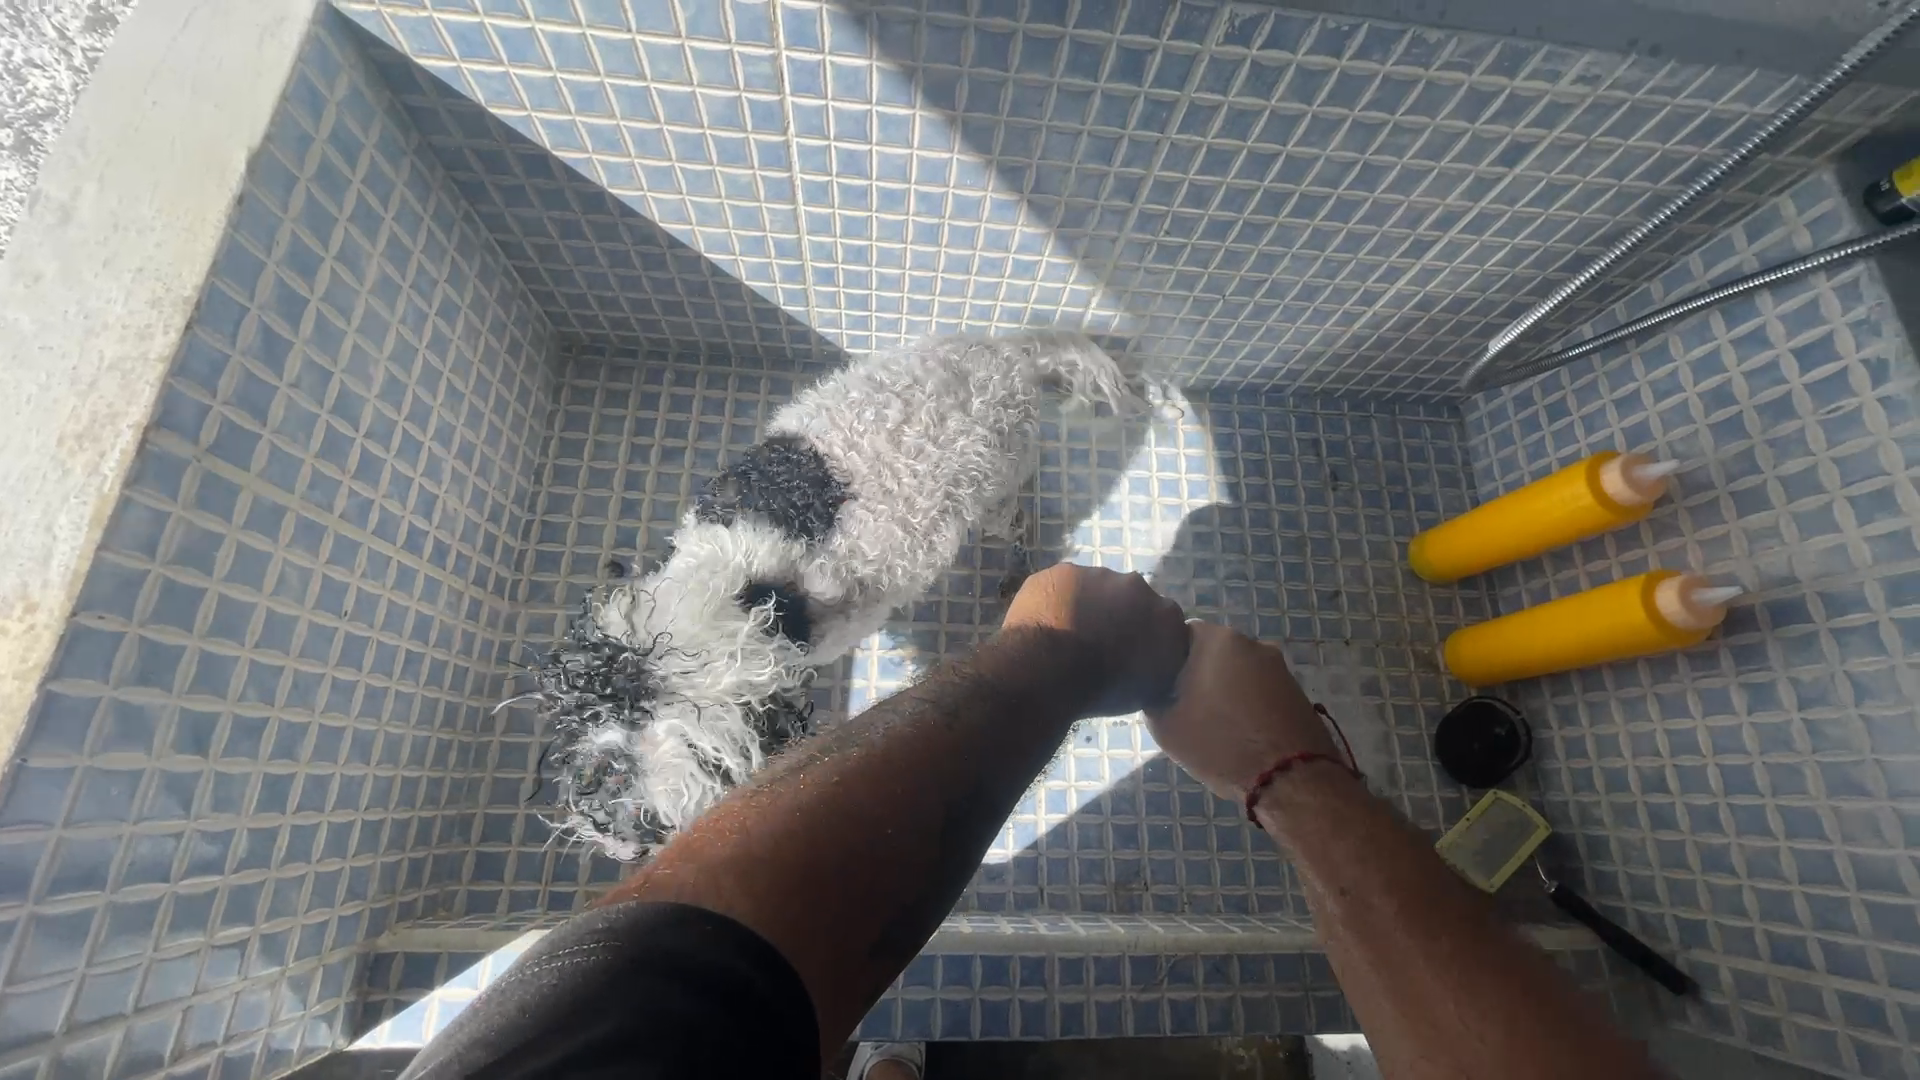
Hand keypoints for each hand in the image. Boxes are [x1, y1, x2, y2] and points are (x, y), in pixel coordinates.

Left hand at [1000, 564, 1187, 715]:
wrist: (1053, 669)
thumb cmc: (1104, 689)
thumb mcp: (1149, 688)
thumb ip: (1160, 663)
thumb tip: (1154, 660)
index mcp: (1166, 615)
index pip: (1161, 621)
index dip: (1143, 634)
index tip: (1128, 648)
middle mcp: (1138, 585)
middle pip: (1129, 597)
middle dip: (1116, 613)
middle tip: (1096, 639)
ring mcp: (1099, 574)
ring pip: (1095, 587)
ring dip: (1086, 603)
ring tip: (1067, 632)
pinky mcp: (1064, 571)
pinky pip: (1064, 585)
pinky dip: (1058, 599)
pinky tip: (1047, 620)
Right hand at [1145, 622, 1339, 801]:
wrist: (1291, 780)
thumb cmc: (1220, 743)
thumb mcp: (1165, 725)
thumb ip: (1153, 698)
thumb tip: (1157, 691)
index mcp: (1217, 640)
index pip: (1180, 633)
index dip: (1168, 657)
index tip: (1162, 683)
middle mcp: (1252, 643)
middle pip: (1213, 652)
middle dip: (1198, 672)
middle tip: (1184, 704)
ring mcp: (1279, 667)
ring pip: (1238, 671)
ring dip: (1225, 688)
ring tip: (1214, 722)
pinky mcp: (1297, 692)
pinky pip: (1261, 689)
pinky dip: (1248, 703)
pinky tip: (1241, 731)